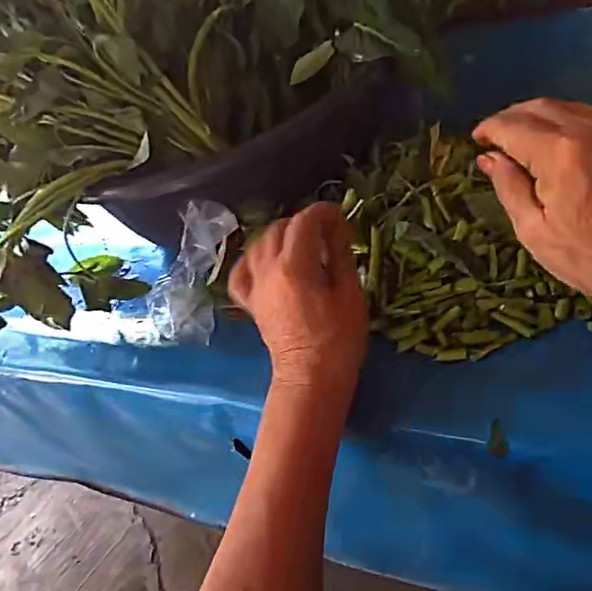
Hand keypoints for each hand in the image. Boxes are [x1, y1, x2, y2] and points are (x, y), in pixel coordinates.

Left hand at [230, 203, 366, 393]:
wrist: (311, 378)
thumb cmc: (339, 339)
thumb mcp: (350, 293)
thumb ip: (340, 255)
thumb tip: (337, 230)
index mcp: (294, 265)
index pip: (304, 221)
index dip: (324, 212)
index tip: (341, 217)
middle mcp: (267, 270)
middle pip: (278, 229)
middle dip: (302, 223)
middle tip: (326, 233)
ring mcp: (255, 287)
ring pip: (257, 245)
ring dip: (279, 237)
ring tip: (301, 245)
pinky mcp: (251, 304)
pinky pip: (242, 272)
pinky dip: (253, 261)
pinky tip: (267, 263)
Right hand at [472, 99, 591, 306]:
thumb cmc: (584, 254)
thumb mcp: (532, 228)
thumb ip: (509, 187)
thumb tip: (489, 159)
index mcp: (557, 153)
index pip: (512, 128)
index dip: (489, 130)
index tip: (474, 141)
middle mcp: (584, 130)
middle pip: (537, 108)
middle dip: (508, 118)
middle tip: (490, 139)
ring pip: (561, 106)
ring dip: (533, 116)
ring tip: (515, 139)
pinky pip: (582, 114)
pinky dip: (557, 120)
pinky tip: (548, 141)